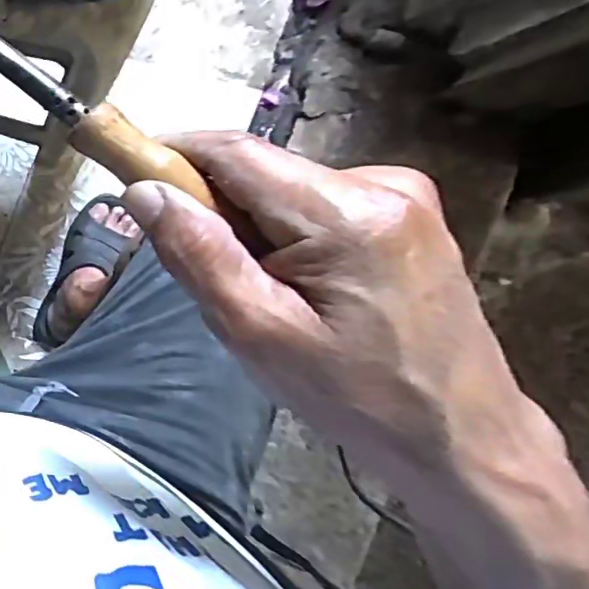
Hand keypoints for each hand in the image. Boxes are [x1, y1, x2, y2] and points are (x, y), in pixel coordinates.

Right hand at [119, 133, 561, 503]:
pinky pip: (301, 199)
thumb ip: (196, 252)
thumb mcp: (255, 330)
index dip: (169, 153)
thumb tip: (143, 190)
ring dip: (239, 222)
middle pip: (252, 168)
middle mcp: (381, 183)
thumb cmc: (355, 394)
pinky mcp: (399, 211)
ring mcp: (398, 194)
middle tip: (198, 269)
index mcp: (348, 213)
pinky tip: (290, 281)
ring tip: (253, 287)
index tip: (124, 176)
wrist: (463, 438)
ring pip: (272, 185)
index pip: (232, 151)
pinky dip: (273, 229)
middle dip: (208, 205)